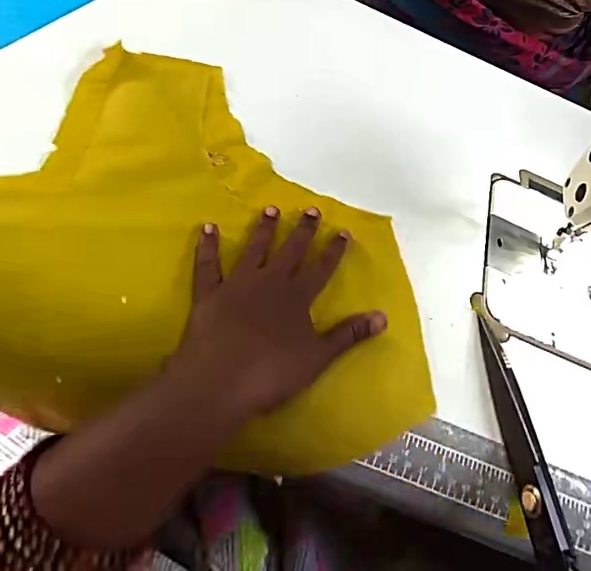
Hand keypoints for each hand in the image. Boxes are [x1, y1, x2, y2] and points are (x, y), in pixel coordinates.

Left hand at [168, 206, 386, 420]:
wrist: (220, 381)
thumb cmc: (271, 374)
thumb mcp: (317, 358)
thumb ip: (348, 335)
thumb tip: (383, 316)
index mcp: (297, 297)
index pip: (321, 268)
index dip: (332, 250)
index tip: (342, 231)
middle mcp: (270, 282)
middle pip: (291, 251)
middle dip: (303, 230)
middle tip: (310, 209)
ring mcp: (238, 284)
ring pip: (254, 249)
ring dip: (263, 229)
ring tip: (271, 209)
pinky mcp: (210, 293)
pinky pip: (208, 264)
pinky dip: (208, 246)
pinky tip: (208, 228)